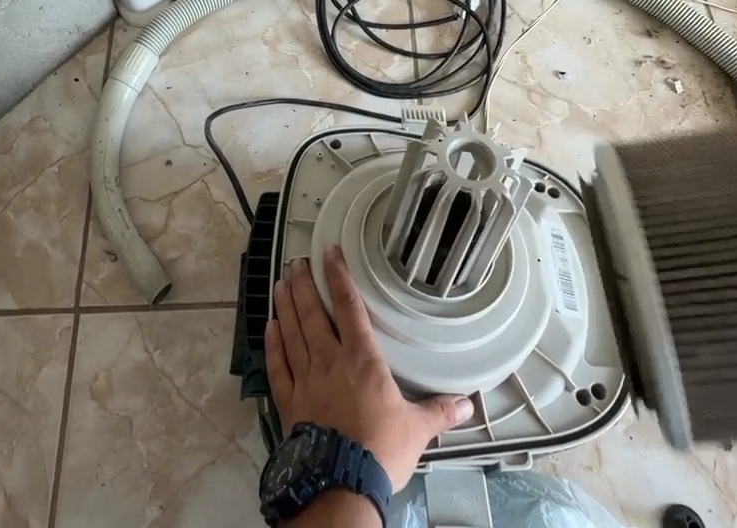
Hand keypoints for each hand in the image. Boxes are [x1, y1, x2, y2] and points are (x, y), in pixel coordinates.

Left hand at [267, 244, 474, 492]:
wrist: (342, 484)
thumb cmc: (380, 450)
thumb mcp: (417, 428)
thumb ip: (439, 411)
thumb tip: (467, 405)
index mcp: (362, 359)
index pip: (349, 306)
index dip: (339, 276)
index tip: (329, 253)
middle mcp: (330, 361)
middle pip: (314, 314)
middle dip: (304, 285)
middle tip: (296, 263)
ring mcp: (306, 380)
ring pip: (292, 334)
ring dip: (286, 307)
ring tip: (279, 284)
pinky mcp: (290, 403)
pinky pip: (278, 367)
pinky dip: (273, 346)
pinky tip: (269, 328)